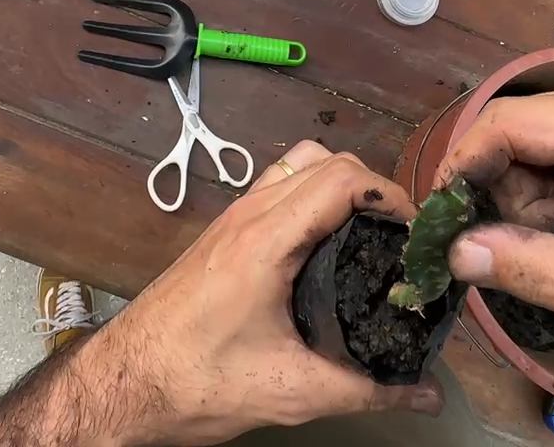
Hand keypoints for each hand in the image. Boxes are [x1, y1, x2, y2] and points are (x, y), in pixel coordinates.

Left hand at [74, 140, 443, 445]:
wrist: (125, 381)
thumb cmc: (201, 381)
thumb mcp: (292, 392)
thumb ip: (367, 389)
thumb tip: (427, 393)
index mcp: (267, 238)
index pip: (341, 179)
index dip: (389, 193)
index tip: (416, 233)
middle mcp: (251, 210)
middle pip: (325, 160)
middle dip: (372, 186)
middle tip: (399, 236)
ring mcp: (235, 213)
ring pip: (299, 163)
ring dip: (340, 181)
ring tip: (368, 230)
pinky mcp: (227, 226)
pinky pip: (279, 183)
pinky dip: (313, 191)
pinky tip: (325, 239)